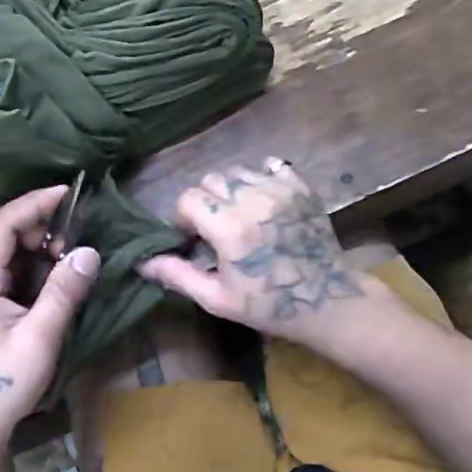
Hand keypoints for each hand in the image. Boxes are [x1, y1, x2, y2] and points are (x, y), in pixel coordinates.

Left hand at [0, 186, 100, 450]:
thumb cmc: (3, 385)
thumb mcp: (40, 337)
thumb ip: (64, 292)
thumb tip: (90, 252)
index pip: (1, 225)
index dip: (34, 203)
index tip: (69, 193)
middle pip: (1, 235)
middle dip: (39, 227)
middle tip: (75, 240)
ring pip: (6, 253)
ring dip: (38, 248)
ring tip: (70, 257)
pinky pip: (8, 273)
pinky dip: (33, 267)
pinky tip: (55, 278)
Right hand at [138, 159, 381, 344]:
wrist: (328, 302)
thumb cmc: (268, 305)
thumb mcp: (217, 299)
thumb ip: (178, 275)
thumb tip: (142, 263)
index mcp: (229, 229)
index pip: (188, 199)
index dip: (184, 218)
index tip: (194, 239)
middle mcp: (253, 201)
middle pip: (211, 180)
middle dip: (205, 201)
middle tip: (215, 228)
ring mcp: (280, 191)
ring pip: (238, 171)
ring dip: (231, 190)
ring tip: (239, 215)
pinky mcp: (301, 189)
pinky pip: (270, 166)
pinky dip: (260, 178)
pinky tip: (262, 201)